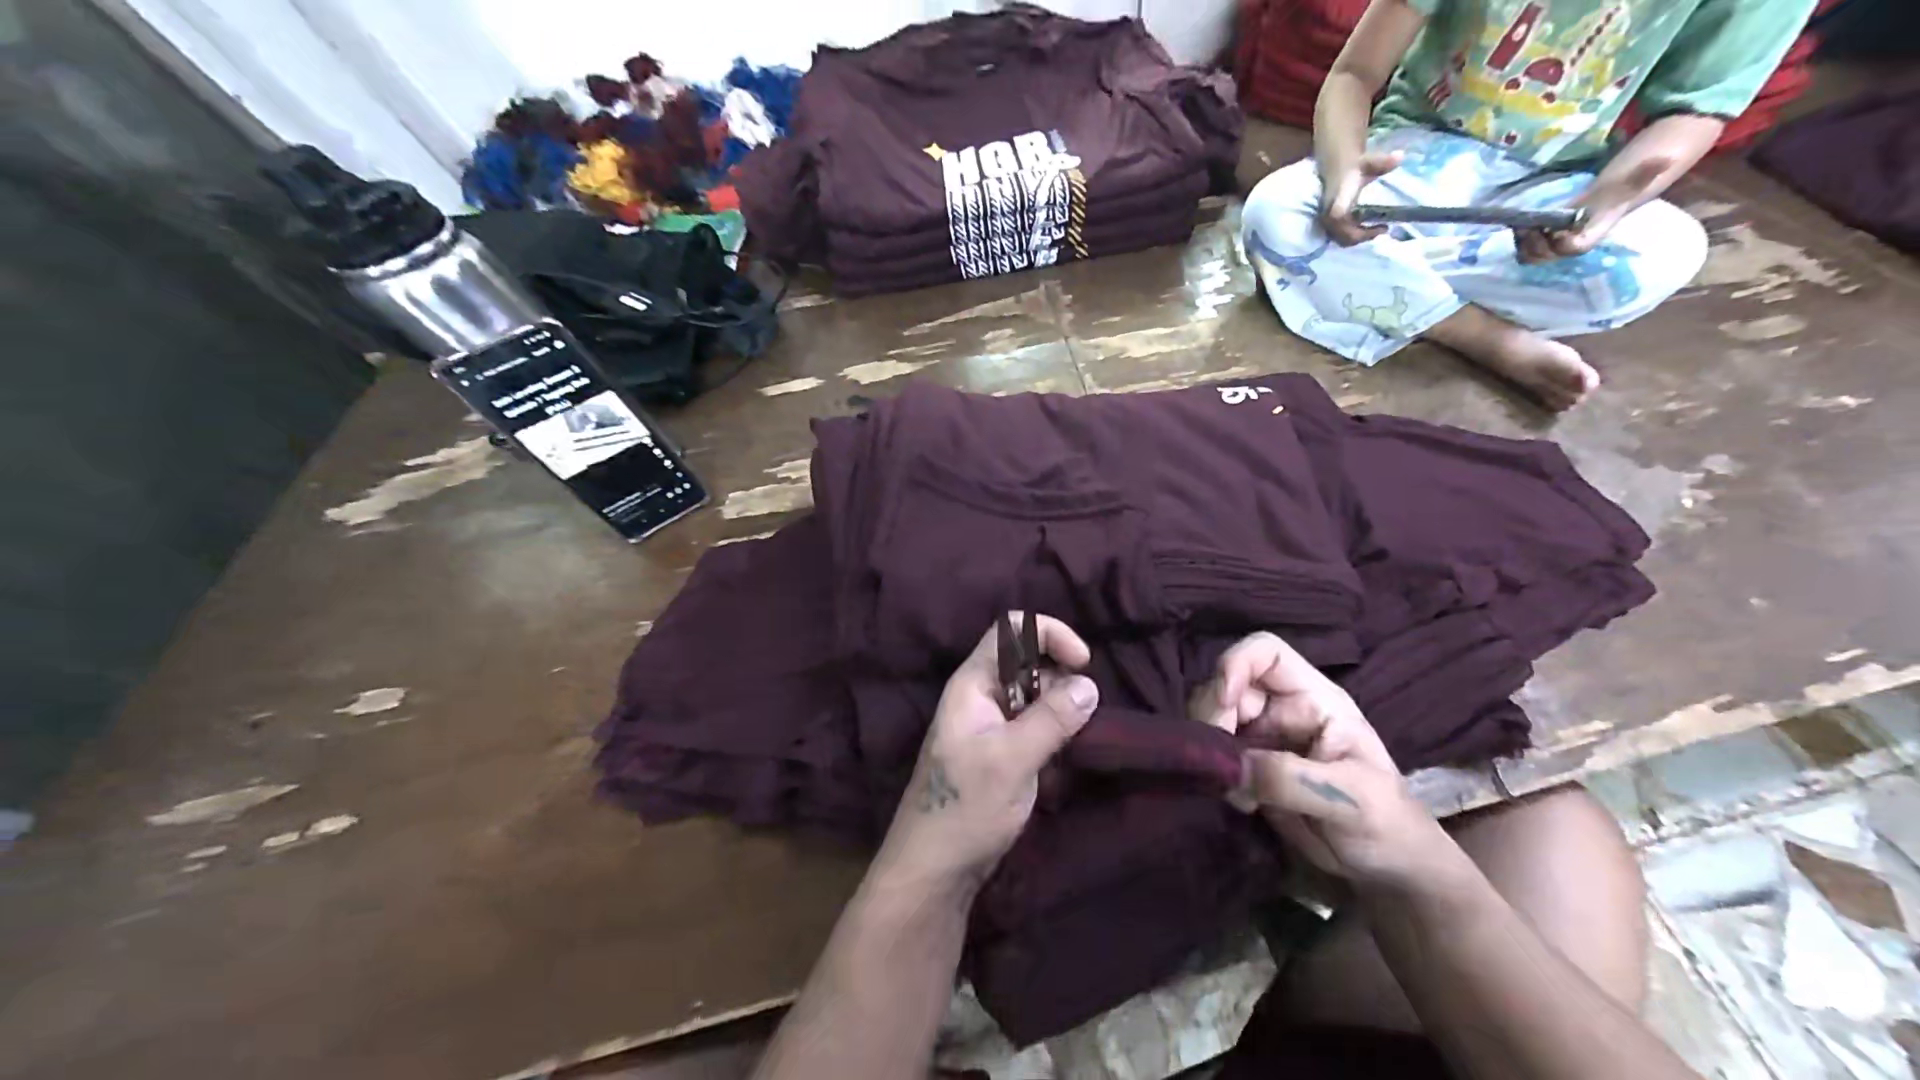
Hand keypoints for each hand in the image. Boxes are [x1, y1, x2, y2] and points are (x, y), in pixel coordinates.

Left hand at [875, 613, 1098, 893]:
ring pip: (1034, 698)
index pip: (1010, 631)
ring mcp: (989, 727)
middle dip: (1060, 678)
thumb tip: (1089, 685)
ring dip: (1060, 712)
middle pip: (1027, 663)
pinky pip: (1033, 728)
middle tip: (1082, 715)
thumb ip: (1051, 718)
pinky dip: (1053, 736)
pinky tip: (1062, 764)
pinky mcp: (1000, 754)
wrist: (934, 869)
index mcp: (972, 685)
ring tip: (1075, 743)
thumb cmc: (966, 808)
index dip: (1049, 633)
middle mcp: (980, 698)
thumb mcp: (1012, 759)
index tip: (1083, 663)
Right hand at [1202, 632, 1449, 890]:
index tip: (1224, 703)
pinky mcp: (1246, 766)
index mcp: (1313, 698)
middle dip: (1212, 714)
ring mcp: (1260, 736)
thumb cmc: (1389, 823)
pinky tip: (1239, 801)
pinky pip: (1211, 753)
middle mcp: (1279, 708)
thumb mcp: (1352, 798)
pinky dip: (1211, 772)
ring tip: (1235, 790)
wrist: (1387, 867)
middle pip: (1225, 684)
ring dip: (1208, 747)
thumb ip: (1291, 778)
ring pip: (1210, 716)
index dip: (1236, 664)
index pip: (1265, 653)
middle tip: (1220, 761)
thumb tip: (1230, 767)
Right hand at [1319, 151, 1402, 245]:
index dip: (1359, 230)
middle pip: (1346, 237)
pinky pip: (1341, 237)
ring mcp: (1327, 223)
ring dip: (1360, 237)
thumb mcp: (1369, 162)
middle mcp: (1329, 217)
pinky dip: (1355, 236)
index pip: (1340, 219)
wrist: (1336, 169)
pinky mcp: (1328, 226)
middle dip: (1365, 236)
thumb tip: (1401, 156)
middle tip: (1384, 229)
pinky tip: (1367, 228)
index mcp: (1338, 203)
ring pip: (1343, 240)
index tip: (1385, 226)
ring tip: (1377, 229)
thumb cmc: (1354, 167)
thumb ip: (1383, 162)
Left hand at [1516, 157, 1668, 263]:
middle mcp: (1569, 247)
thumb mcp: (1630, 182)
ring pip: (1530, 256)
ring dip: (1523, 243)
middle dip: (1535, 243)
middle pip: (1545, 257)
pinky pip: (1523, 251)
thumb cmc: (1615, 194)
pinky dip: (1518, 242)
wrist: (1601, 202)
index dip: (1561, 243)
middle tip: (1530, 226)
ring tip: (1524, 225)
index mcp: (1590, 237)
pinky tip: (1521, 226)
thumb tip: (1665, 158)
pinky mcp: (1540, 245)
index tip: (1554, 228)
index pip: (1573, 249)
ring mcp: (1553, 249)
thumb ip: (1645, 173)